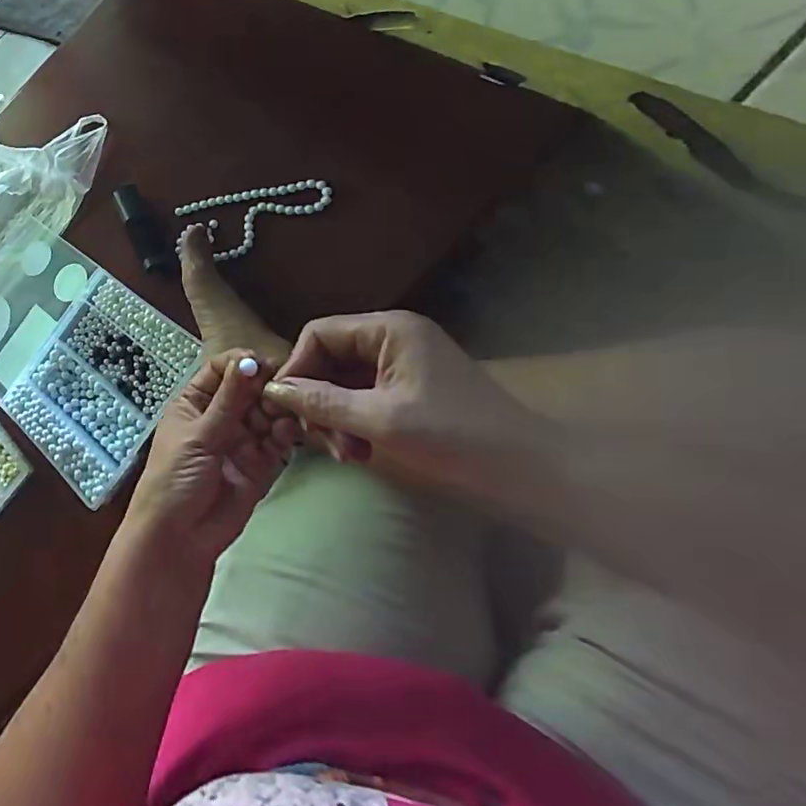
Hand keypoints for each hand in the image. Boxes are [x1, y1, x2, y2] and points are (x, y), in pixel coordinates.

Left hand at [123, 350, 300, 563]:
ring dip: (279, 410)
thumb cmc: (175, 478)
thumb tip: (249, 361)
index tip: (265, 363)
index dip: (241, 364)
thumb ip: (228, 400)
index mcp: (194, 402)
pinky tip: (290, 431)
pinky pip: (277, 442)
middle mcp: (219, 417)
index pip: (220, 370)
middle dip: (267, 388)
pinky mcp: (260, 464)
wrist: (178, 536)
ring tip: (289, 411)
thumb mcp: (200, 435)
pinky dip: (285, 435)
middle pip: (249, 390)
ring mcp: (241, 440)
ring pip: (267, 414)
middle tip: (285, 390)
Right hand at [261, 311, 557, 487]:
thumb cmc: (456, 439)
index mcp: (389, 330)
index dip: (297, 367)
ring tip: (346, 453)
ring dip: (334, 416)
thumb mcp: (379, 421)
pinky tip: (358, 451)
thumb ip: (321, 402)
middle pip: (329, 358)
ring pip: (342, 381)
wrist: (533, 475)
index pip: (319, 334)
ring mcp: (403, 363)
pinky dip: (353, 422)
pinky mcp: (409, 388)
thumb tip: (272, 391)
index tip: (286, 406)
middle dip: (317, 399)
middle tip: (320, 439)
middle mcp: (393, 337)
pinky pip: (362, 396)